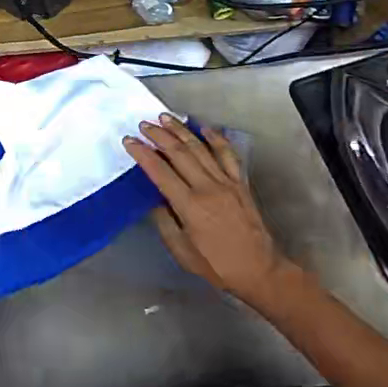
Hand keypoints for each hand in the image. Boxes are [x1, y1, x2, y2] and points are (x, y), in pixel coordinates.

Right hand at [124, 114, 298, 306]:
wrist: (257, 268)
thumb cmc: (216, 265)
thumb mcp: (182, 251)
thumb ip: (165, 222)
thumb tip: (156, 201)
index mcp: (190, 206)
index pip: (161, 173)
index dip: (143, 154)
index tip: (130, 142)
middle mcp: (208, 187)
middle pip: (180, 153)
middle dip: (160, 136)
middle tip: (145, 124)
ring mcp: (226, 182)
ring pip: (201, 148)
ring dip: (182, 131)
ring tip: (167, 118)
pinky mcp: (240, 182)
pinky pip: (227, 154)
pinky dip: (216, 138)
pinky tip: (205, 129)